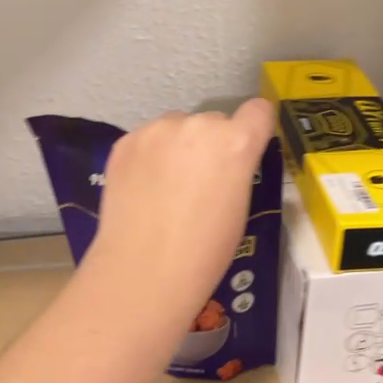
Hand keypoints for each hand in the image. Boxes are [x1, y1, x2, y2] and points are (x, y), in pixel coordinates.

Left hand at [85, 100, 276, 321]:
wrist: (144, 270)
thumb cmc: (204, 252)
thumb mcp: (238, 209)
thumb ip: (235, 172)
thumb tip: (224, 166)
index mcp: (235, 143)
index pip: (258, 112)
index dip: (253, 130)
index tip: (244, 150)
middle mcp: (197, 125)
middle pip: (213, 122)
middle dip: (210, 145)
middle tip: (199, 183)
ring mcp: (156, 131)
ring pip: (176, 128)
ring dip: (176, 147)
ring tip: (165, 189)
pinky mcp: (125, 142)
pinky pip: (146, 140)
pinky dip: (147, 158)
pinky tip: (142, 191)